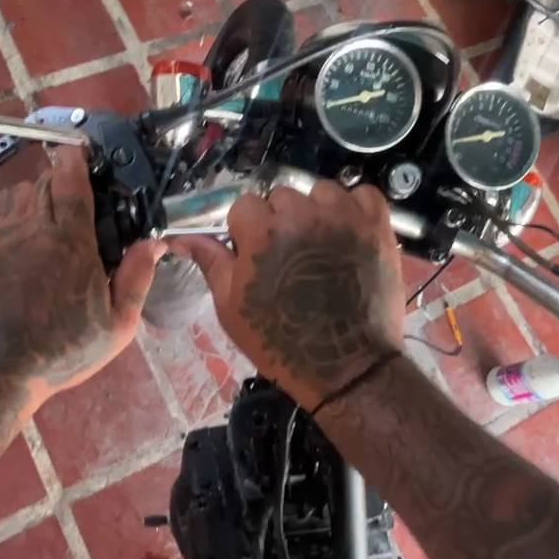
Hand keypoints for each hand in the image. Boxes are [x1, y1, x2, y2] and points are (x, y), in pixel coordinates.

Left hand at [0, 146, 164, 401]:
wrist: (1, 371)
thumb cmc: (65, 351)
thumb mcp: (118, 325)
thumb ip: (137, 278)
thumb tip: (155, 242)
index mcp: (73, 241)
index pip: (72, 181)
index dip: (75, 158)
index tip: (80, 150)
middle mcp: (35, 228)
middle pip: (44, 182)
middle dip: (58, 180)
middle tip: (72, 197)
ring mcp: (1, 237)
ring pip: (16, 193)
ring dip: (31, 194)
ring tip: (42, 214)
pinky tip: (0, 223)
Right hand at [171, 181, 404, 408]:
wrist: (345, 366)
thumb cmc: (279, 340)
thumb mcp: (231, 306)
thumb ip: (211, 261)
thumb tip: (181, 238)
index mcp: (262, 231)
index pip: (245, 205)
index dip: (247, 231)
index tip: (255, 254)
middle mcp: (302, 214)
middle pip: (282, 197)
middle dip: (280, 221)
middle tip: (288, 258)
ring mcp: (343, 216)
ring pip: (320, 192)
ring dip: (317, 212)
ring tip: (321, 247)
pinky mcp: (377, 225)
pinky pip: (363, 194)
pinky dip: (355, 209)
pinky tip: (349, 234)